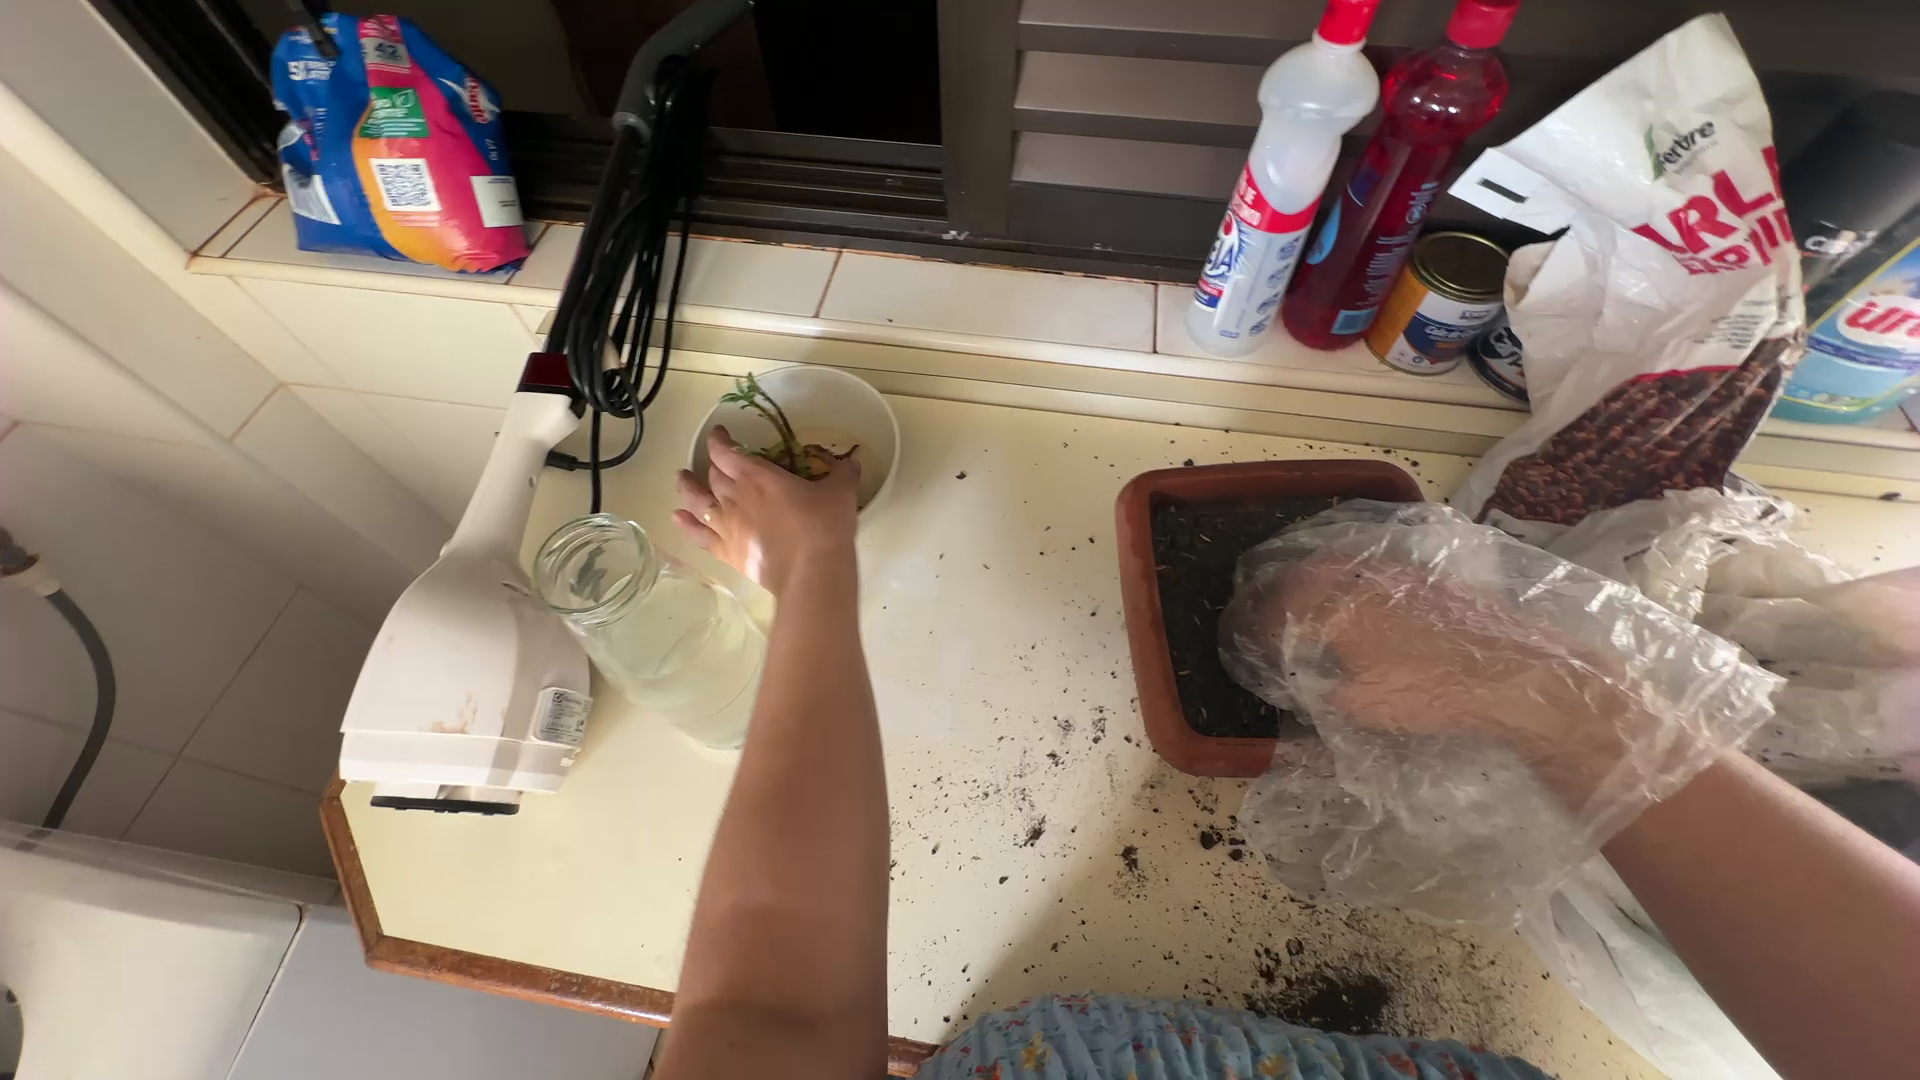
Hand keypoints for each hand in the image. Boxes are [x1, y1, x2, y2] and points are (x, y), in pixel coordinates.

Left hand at [674, 425, 859, 595]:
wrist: (812, 571)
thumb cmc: (824, 526)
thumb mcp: (840, 493)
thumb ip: (842, 474)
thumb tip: (851, 462)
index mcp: (758, 476)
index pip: (727, 452)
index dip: (719, 440)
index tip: (720, 434)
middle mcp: (735, 496)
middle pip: (713, 475)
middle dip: (711, 465)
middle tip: (714, 461)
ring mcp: (727, 526)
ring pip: (698, 502)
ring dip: (688, 488)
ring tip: (681, 479)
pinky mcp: (727, 552)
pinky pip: (700, 535)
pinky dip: (687, 525)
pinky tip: (678, 518)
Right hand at [1262, 551, 1655, 805]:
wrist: (1522, 677)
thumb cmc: (1432, 695)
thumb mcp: (1361, 706)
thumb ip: (1320, 689)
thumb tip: (1301, 680)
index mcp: (1335, 611)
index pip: (1282, 609)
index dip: (1261, 625)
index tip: (1252, 639)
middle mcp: (1360, 583)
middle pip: (1305, 575)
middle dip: (1280, 591)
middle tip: (1269, 609)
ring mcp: (1398, 576)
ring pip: (1340, 566)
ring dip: (1314, 579)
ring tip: (1305, 596)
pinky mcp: (1431, 581)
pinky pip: (1375, 570)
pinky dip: (1352, 579)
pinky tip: (1359, 596)